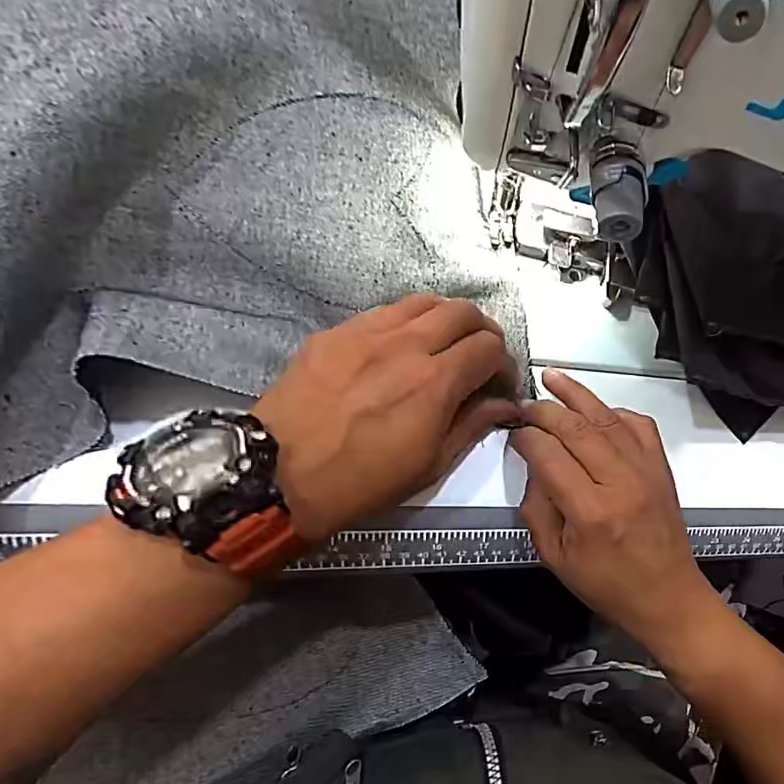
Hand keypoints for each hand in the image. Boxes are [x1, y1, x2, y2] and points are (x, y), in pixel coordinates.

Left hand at [252, 293, 520, 539]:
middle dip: (483, 332)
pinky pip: (385, 311)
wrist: (279, 474)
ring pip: (425, 302)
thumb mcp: (428, 465)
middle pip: (464, 312)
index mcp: (435, 382)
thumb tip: (504, 405)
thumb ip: (472, 425)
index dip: (504, 364)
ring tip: (442, 346)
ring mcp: (367, 332)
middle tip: (479, 358)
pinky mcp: (336, 332)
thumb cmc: (360, 482)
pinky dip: (406, 322)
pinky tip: (398, 349)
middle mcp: (406, 345)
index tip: (498, 384)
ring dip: (446, 319)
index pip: (490, 347)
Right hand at [510, 369, 723, 647]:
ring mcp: (646, 470)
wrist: (667, 596)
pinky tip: (595, 409)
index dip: (525, 437)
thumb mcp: (554, 555)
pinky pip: (638, 424)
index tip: (513, 432)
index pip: (548, 454)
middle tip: (524, 404)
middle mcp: (620, 482)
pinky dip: (614, 411)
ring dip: (578, 394)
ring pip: (607, 418)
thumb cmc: (606, 584)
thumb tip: (533, 462)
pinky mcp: (661, 466)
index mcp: (590, 511)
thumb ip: (536, 506)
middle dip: (545, 410)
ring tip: (553, 377)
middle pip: (576, 429)